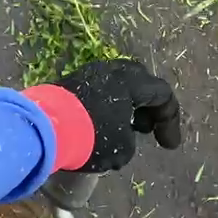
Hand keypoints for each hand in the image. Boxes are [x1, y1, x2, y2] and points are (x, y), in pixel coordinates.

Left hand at [53, 59, 182, 171]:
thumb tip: (120, 134)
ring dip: (126, 106)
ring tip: (123, 131)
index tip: (167, 147)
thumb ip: (129, 136)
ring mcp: (87, 73)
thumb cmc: (92, 135)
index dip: (170, 120)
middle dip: (148, 106)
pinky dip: (107, 106)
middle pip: (139, 81)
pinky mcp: (69, 82)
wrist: (47, 126)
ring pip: (117, 85)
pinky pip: (98, 90)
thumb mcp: (124, 147)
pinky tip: (101, 126)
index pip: (161, 92)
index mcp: (129, 81)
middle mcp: (109, 71)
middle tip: (145, 129)